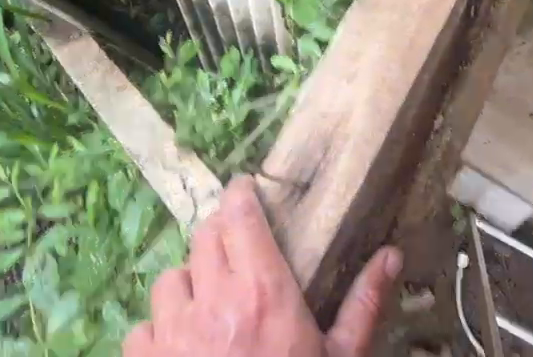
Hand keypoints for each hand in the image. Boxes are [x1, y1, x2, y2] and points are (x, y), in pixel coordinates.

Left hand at [123, 176, 401, 356]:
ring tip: (207, 302)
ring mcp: (172, 336)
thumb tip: (392, 254)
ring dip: (188, 284)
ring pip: (169, 280)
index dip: (240, 194)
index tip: (246, 190)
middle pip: (203, 236)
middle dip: (219, 234)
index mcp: (263, 290)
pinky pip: (140, 331)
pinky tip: (178, 347)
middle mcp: (213, 301)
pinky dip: (157, 333)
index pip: (239, 214)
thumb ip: (363, 304)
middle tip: (236, 248)